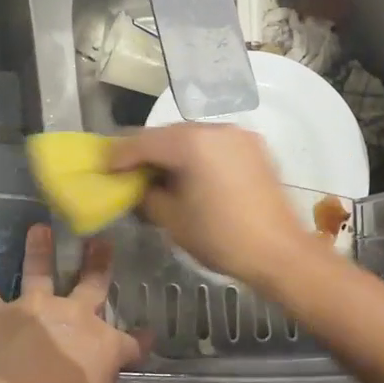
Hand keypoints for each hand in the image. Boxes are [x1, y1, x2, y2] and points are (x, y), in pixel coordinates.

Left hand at [0, 224, 141, 382]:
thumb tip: (89, 382)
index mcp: (104, 347)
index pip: (132, 342)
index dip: (141, 341)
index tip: (148, 334)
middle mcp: (73, 318)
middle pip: (92, 284)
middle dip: (98, 262)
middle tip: (100, 242)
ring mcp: (34, 311)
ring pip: (38, 272)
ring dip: (39, 250)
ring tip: (39, 229)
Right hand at [107, 123, 313, 289]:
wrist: (281, 253)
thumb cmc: (222, 238)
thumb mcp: (172, 220)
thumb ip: (146, 195)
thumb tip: (136, 187)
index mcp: (192, 143)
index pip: (142, 141)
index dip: (117, 155)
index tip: (101, 167)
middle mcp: (215, 129)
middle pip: (167, 134)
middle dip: (144, 152)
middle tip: (125, 171)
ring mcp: (238, 136)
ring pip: (191, 138)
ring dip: (171, 153)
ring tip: (156, 175)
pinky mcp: (254, 148)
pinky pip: (213, 145)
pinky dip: (196, 156)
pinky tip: (188, 176)